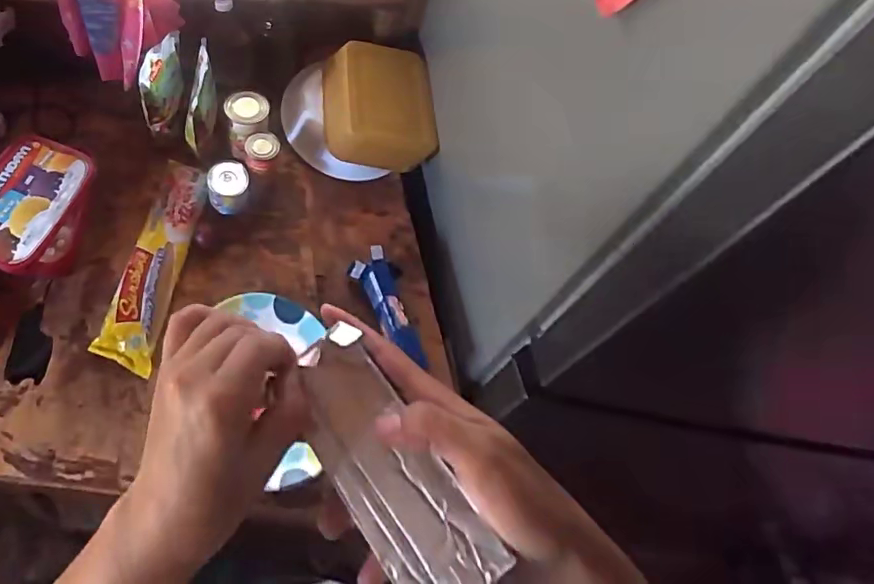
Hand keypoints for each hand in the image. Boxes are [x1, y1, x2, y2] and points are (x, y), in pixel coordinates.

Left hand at [62, 305, 308, 583]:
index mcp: (220, 399)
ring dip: (242, 333)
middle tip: (275, 378)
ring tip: (252, 363)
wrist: (162, 517)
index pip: (262, 344)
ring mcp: (174, 366)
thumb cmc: (217, 501)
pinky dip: (207, 318)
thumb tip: (297, 377)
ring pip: (217, 320)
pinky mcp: (163, 367)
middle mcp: (193, 372)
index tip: (290, 380)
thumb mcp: (266, 462)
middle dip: (267, 346)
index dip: (285, 354)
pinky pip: (184, 321)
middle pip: (242, 330)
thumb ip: (289, 411)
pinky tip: (223, 339)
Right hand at [317, 305, 643, 583]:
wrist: (567, 571)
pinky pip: (393, 529)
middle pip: (370, 419)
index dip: (360, 337)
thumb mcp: (484, 457)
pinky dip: (377, 551)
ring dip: (349, 500)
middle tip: (306, 438)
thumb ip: (435, 429)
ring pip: (374, 476)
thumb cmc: (528, 504)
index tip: (326, 314)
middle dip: (337, 428)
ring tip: (330, 526)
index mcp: (441, 411)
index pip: (393, 363)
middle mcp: (428, 439)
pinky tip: (366, 573)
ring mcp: (429, 480)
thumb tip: (377, 419)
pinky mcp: (433, 522)